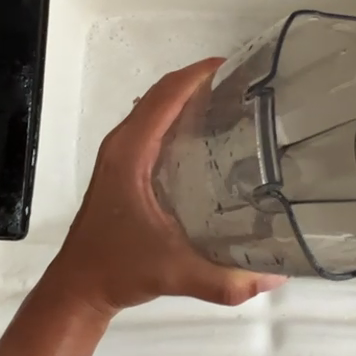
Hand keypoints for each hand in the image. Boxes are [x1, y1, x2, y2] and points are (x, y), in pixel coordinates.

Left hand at [47, 58, 283, 315]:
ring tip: (231, 103)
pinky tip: (206, 135)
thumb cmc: (118, 270)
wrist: (79, 288)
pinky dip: (176, 115)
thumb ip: (227, 282)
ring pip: (154, 107)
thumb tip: (276, 277)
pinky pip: (151, 124)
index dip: (198, 74)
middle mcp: (122, 144)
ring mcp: (118, 154)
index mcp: (131, 152)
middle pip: (161, 93)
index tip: (235, 67)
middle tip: (244, 86)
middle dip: (199, 81)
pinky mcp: (121, 166)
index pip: (166, 95)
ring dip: (187, 96)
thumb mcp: (176, 273)